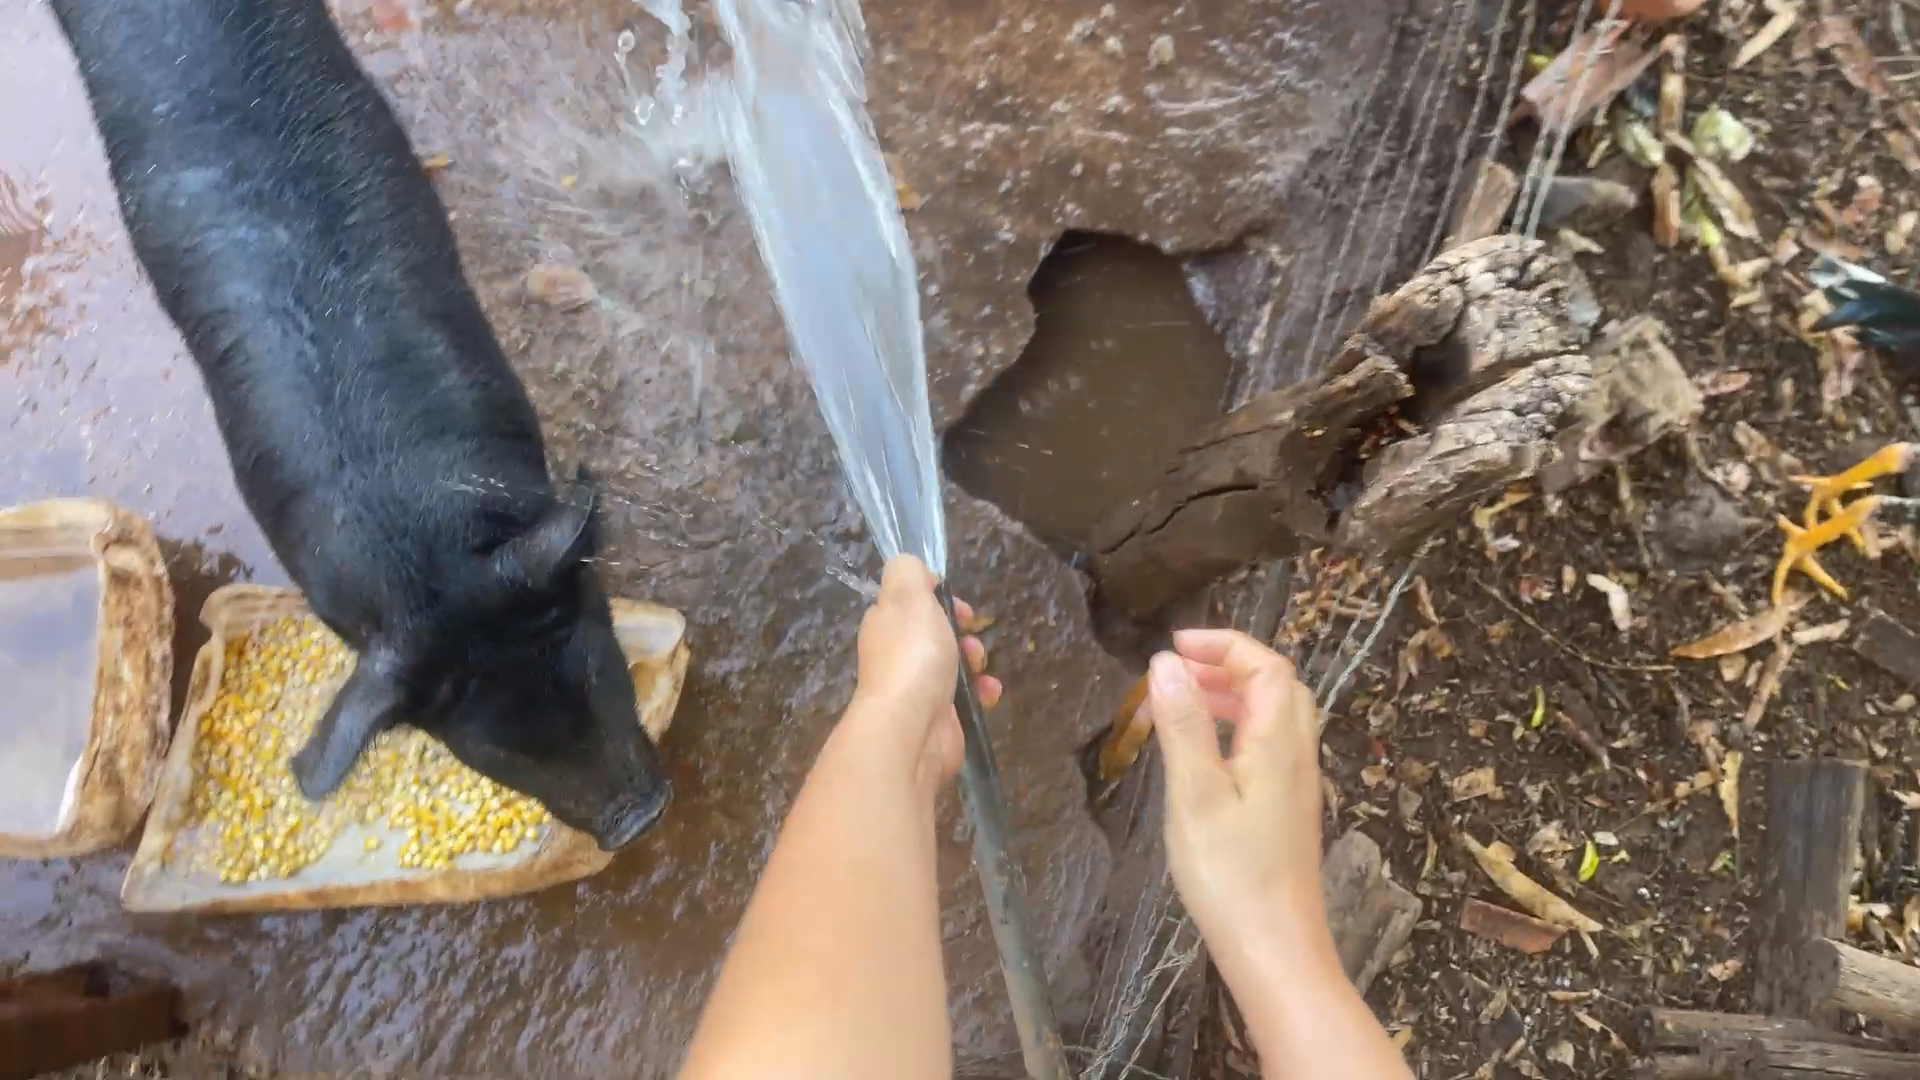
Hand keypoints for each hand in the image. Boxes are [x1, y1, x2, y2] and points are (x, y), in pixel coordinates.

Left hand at [849, 556, 999, 787]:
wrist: (911, 727)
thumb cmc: (912, 655)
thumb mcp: (907, 594)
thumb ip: (908, 571)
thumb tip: (915, 570)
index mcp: (885, 625)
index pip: (911, 603)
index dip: (937, 598)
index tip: (956, 604)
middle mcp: (896, 656)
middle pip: (935, 633)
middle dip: (962, 631)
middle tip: (970, 637)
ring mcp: (916, 689)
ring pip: (953, 665)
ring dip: (975, 660)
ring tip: (979, 666)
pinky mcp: (937, 719)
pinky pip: (966, 699)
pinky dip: (982, 693)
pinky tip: (988, 692)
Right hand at [1147, 629, 1323, 959]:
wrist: (1276, 953)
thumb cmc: (1231, 873)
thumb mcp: (1195, 794)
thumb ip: (1183, 724)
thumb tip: (1164, 662)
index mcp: (1278, 744)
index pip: (1267, 666)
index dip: (1224, 644)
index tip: (1174, 647)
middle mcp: (1296, 755)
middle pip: (1277, 685)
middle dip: (1227, 662)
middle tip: (1176, 669)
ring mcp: (1295, 783)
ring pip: (1273, 714)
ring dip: (1229, 692)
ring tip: (1178, 699)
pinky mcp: (1286, 806)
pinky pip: (1266, 742)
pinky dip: (1233, 723)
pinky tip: (1200, 748)